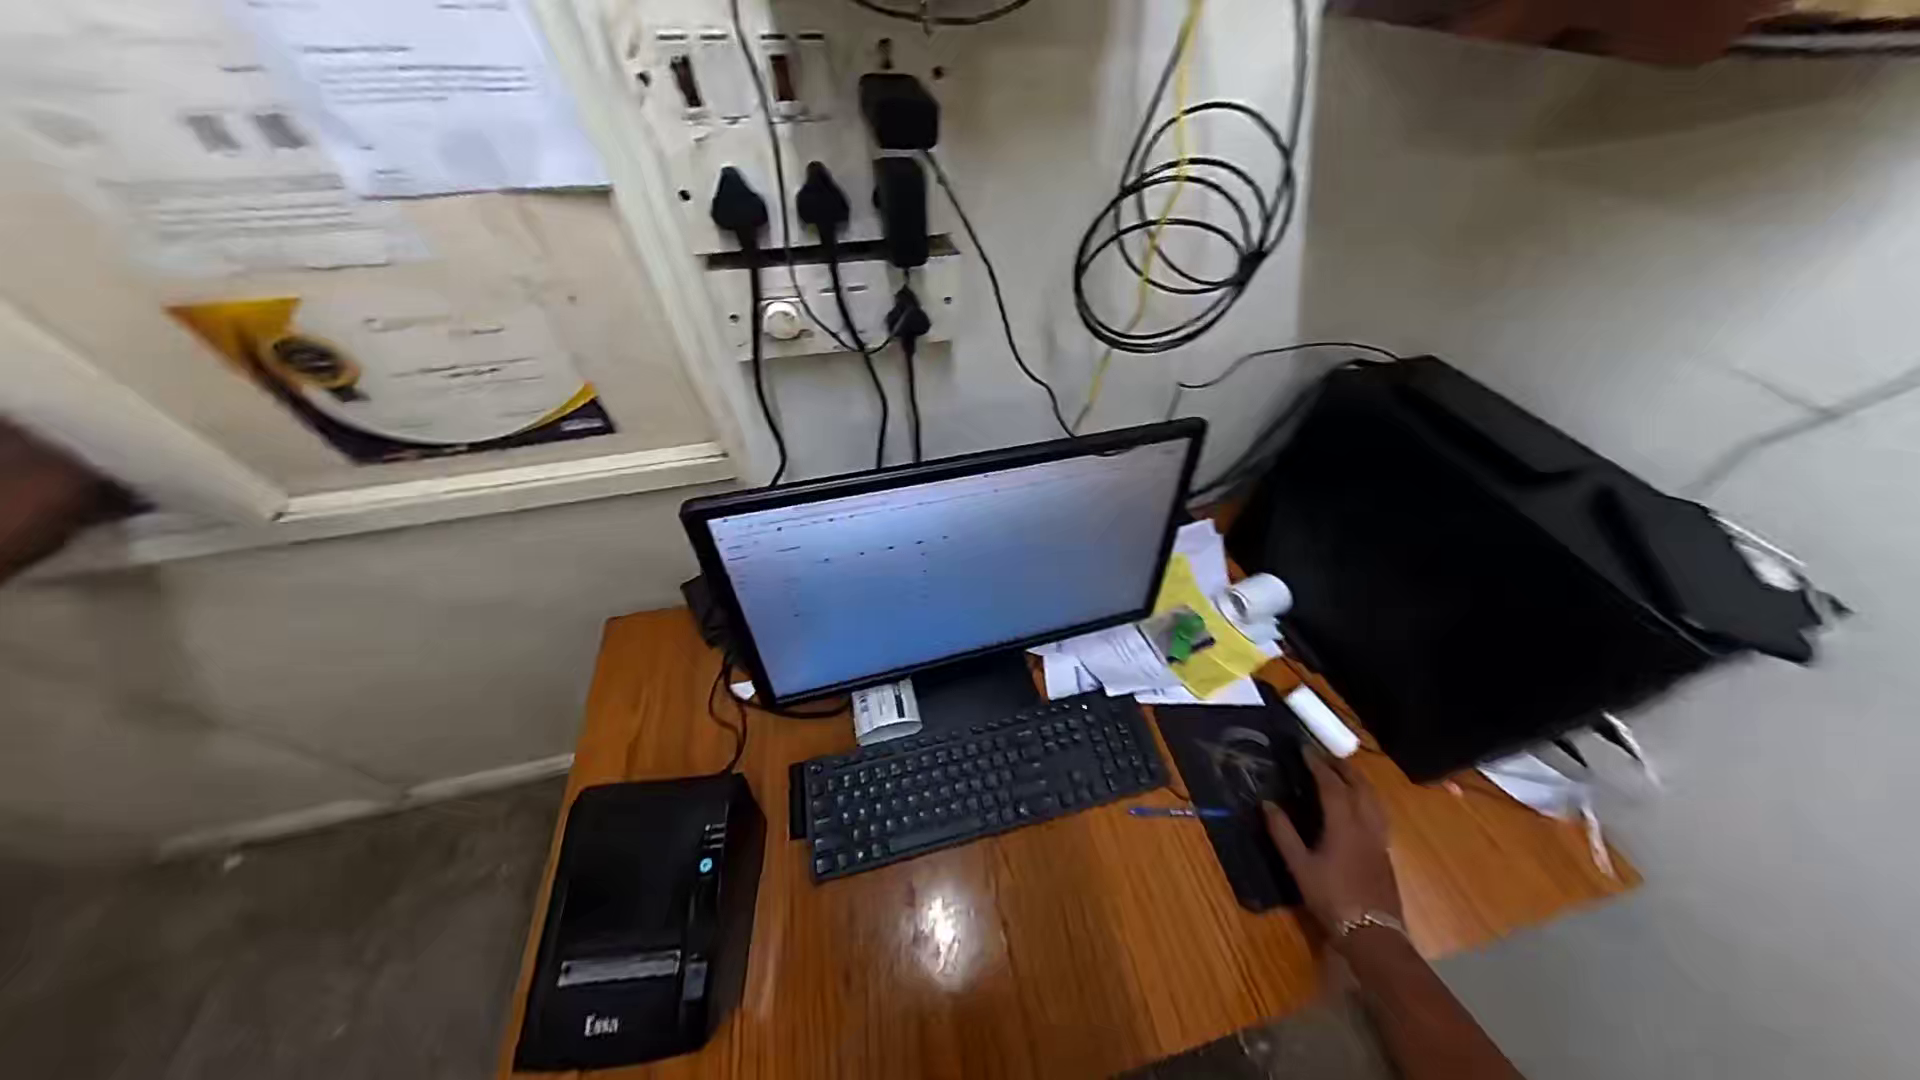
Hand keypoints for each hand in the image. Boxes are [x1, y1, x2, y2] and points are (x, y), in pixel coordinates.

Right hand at [1263, 753, 1401, 933]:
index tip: (1305, 749)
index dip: (1318, 765)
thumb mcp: (1299, 866)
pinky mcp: (1385, 852)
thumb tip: (1267, 803)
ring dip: (1359, 781)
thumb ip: (1283, 832)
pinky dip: (1366, 798)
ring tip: (1344, 773)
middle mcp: (1366, 826)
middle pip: (1360, 787)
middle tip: (1325, 755)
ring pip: (1374, 800)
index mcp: (1344, 825)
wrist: (1373, 935)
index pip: (1332, 786)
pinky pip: (1378, 814)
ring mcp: (1379, 840)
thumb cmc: (1332, 898)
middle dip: (1343, 767)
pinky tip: (1358, 805)